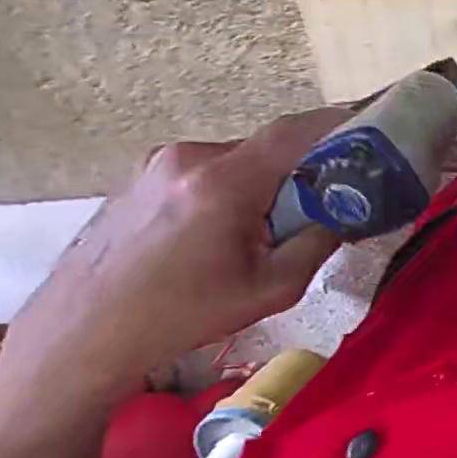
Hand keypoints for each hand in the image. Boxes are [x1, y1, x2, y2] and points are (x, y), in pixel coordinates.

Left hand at [0, 110, 350, 401]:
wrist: (82, 334)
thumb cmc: (181, 317)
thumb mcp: (271, 289)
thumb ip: (319, 242)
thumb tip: (348, 213)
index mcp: (223, 182)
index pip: (296, 132)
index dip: (340, 123)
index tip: (374, 125)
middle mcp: (190, 157)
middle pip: (269, 146)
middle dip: (305, 165)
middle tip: (329, 197)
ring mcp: (160, 162)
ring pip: (238, 158)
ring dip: (267, 179)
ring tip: (274, 223)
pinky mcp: (143, 174)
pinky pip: (208, 168)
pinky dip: (235, 186)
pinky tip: (230, 227)